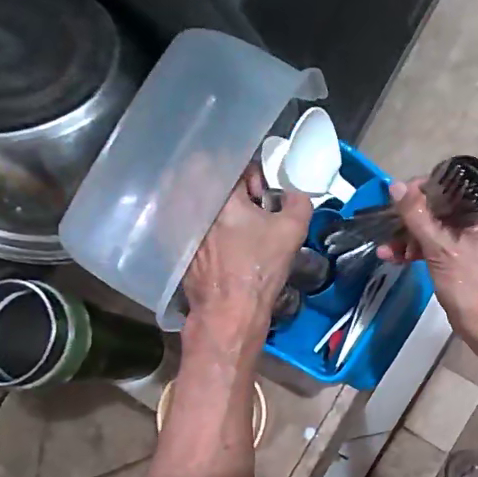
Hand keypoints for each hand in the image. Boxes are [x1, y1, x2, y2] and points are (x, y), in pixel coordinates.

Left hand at [183, 167, 311, 358]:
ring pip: (200, 204)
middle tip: (251, 210)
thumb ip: (299, 202)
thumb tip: (295, 195)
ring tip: (239, 229)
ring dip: (219, 210)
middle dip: (234, 191)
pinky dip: (208, 230)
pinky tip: (226, 248)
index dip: (254, 177)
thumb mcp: (293, 230)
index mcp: (219, 193)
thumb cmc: (259, 267)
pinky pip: (192, 226)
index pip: (234, 166)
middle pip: (212, 182)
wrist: (229, 310)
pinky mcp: (178, 247)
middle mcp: (192, 204)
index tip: (264, 196)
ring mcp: (181, 227)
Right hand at [379, 177, 477, 339]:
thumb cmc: (469, 287)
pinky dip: (420, 249)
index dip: (425, 189)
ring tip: (386, 247)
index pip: (456, 188)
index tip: (400, 197)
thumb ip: (417, 216)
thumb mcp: (440, 248)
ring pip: (439, 228)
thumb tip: (395, 186)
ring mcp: (477, 242)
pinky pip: (441, 245)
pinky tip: (395, 256)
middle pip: (444, 208)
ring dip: (411, 236)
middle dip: (413, 219)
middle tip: (389, 223)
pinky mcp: (466, 259)